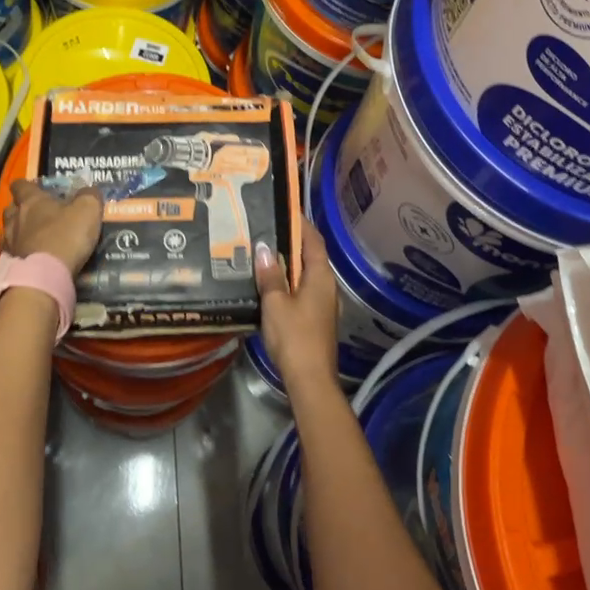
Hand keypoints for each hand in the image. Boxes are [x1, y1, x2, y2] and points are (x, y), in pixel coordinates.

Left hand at [4, 179, 103, 276]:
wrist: (45, 276)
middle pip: (11, 208)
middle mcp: (15, 218)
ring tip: (34, 236)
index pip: (20, 185)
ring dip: (19, 230)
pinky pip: (13, 251)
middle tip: (37, 214)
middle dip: (21, 209)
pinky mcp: (9, 263)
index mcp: (31, 201)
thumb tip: (89, 190)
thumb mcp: (87, 210)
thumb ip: (89, 195)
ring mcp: (10, 242)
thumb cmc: (65, 236)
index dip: (26, 185)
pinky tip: (32, 256)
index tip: (36, 189)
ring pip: (10, 230)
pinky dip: (21, 251)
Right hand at [255, 223, 338, 391]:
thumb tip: (263, 248)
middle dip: (291, 243)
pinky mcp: (316, 320)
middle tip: (266, 230)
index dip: (301, 225)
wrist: (310, 379)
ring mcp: (323, 304)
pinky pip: (302, 291)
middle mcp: (326, 286)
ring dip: (289, 265)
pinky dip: (289, 283)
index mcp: (321, 277)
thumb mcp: (276, 303)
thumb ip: (271, 275)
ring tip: (263, 255)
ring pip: (306, 276)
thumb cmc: (294, 336)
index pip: (314, 241)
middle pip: (311, 257)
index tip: (285, 210)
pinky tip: (270, 286)